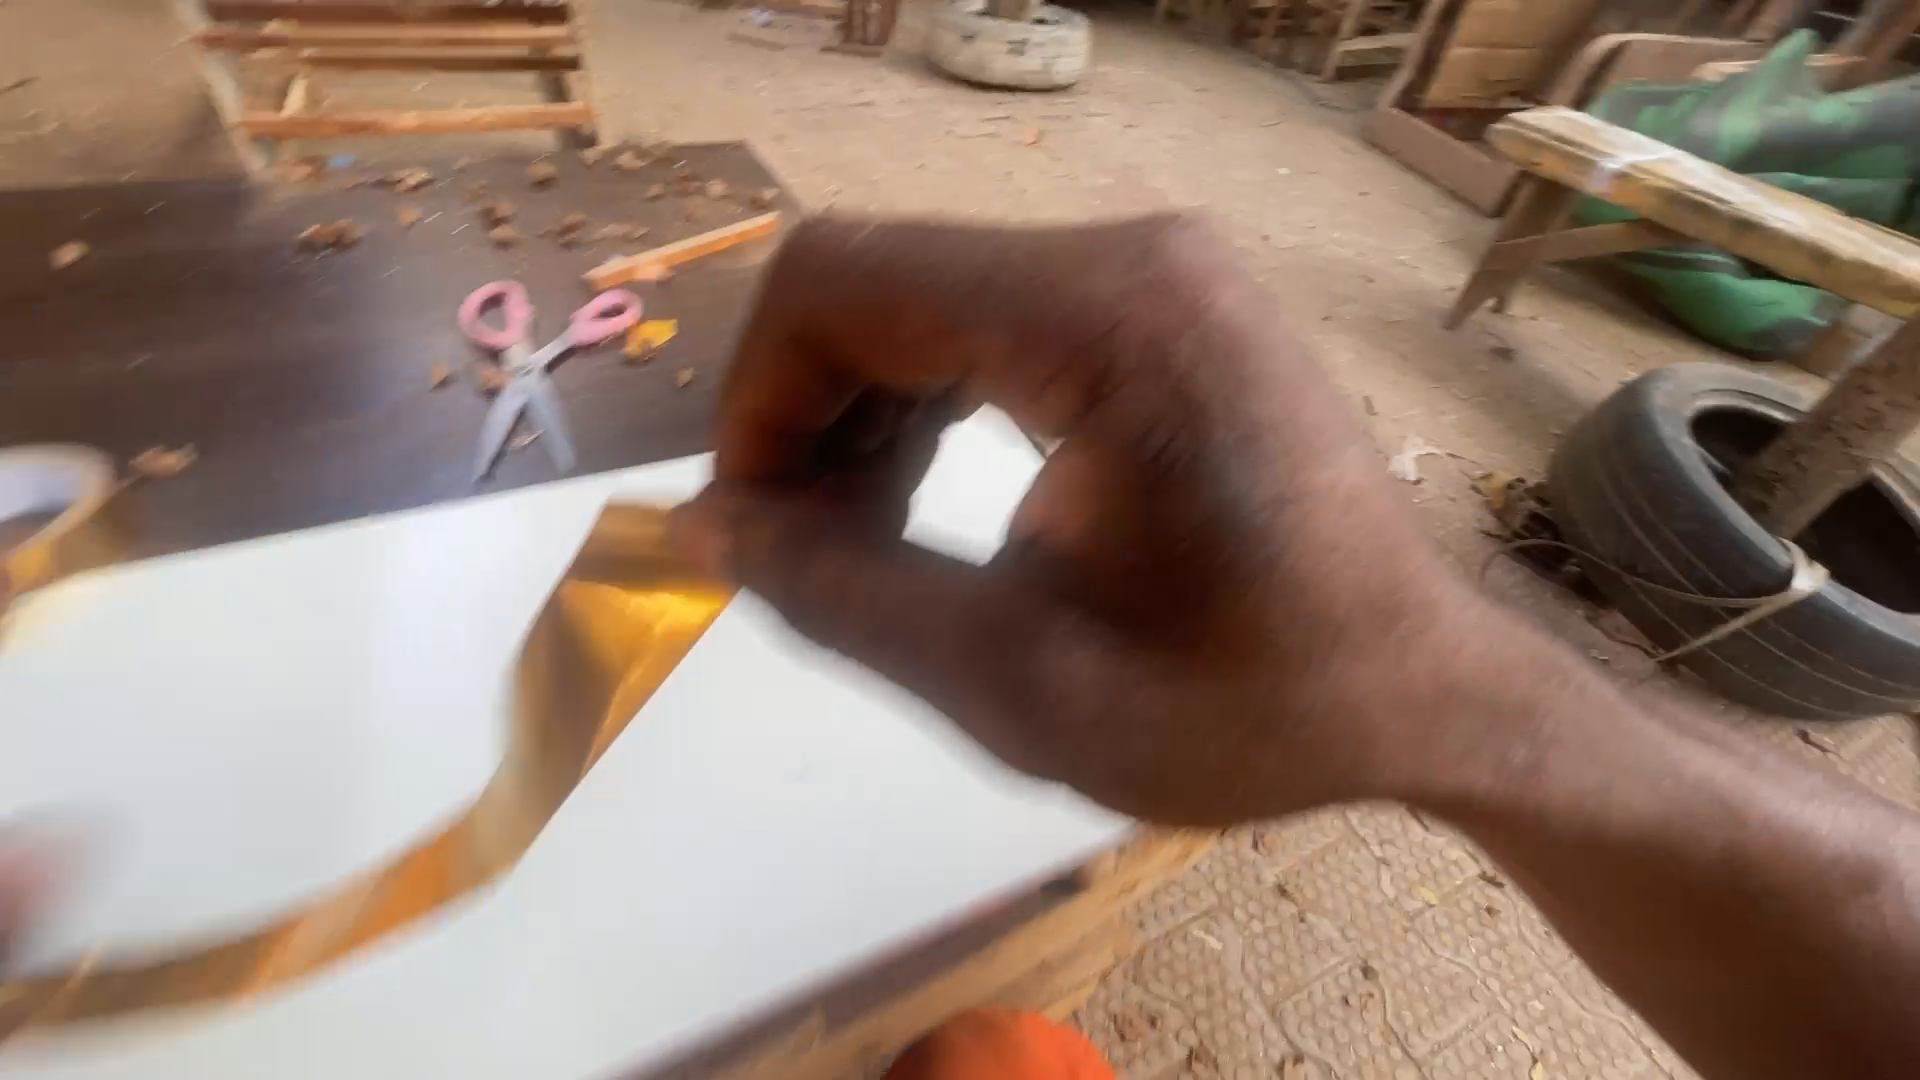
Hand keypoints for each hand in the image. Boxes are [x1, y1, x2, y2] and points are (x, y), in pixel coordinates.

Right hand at [671, 214, 1508, 825]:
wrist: (1417, 689)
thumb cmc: (1249, 707)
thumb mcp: (1020, 684)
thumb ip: (842, 597)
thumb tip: (708, 525)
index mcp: (1105, 321)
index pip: (837, 283)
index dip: (757, 403)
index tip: (753, 524)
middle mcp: (1129, 258)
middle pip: (873, 283)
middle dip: (801, 415)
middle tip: (801, 546)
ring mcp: (1150, 275)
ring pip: (919, 302)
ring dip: (857, 415)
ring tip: (860, 536)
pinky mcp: (1155, 311)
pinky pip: (981, 325)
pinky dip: (920, 406)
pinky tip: (921, 494)